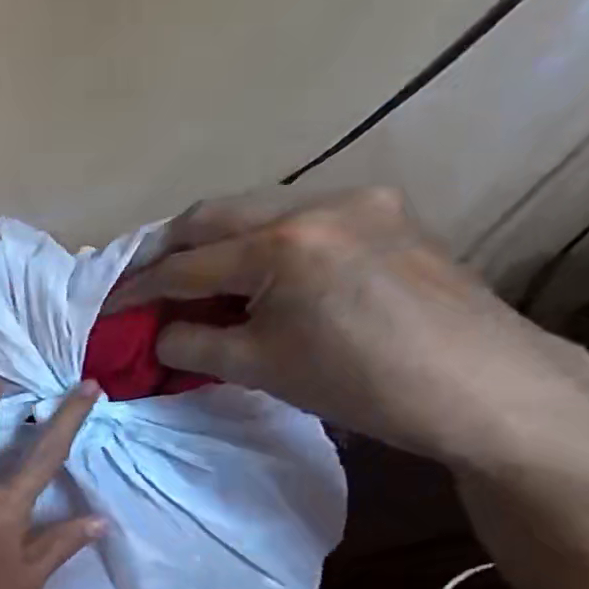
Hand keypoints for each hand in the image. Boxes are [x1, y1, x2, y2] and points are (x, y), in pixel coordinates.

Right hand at [104, 188, 588, 471]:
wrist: (481, 387)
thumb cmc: (360, 383)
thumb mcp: (259, 368)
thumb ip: (192, 343)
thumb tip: (159, 333)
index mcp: (281, 245)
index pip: (185, 264)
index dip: (138, 289)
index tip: (107, 308)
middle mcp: (316, 203)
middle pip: (214, 215)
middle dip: (169, 250)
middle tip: (143, 284)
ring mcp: (358, 201)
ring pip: (257, 210)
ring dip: (215, 243)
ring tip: (194, 281)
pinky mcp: (385, 212)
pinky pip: (298, 218)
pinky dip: (260, 243)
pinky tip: (256, 275)